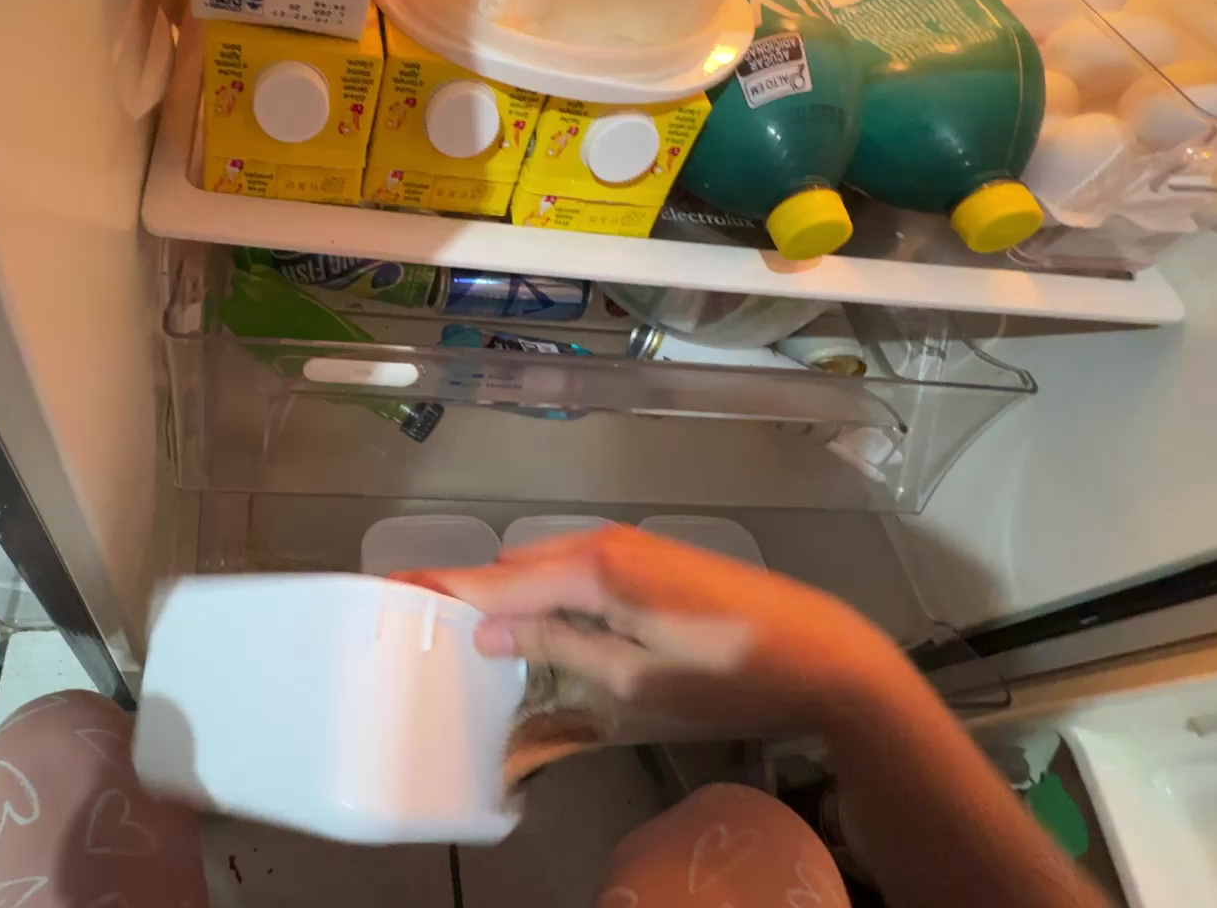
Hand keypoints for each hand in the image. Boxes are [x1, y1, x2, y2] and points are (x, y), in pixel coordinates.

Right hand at [399, 523, 912, 741]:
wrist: (823, 654)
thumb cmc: (726, 673)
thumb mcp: (635, 675)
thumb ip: (557, 644)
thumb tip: (488, 631)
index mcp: (592, 568)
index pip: (497, 577)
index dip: (443, 585)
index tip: (393, 589)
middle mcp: (598, 541)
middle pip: (514, 563)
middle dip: (475, 592)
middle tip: (440, 632)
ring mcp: (623, 542)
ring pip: (542, 562)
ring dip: (512, 592)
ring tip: (485, 632)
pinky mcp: (641, 554)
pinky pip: (570, 565)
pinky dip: (544, 589)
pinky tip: (544, 621)